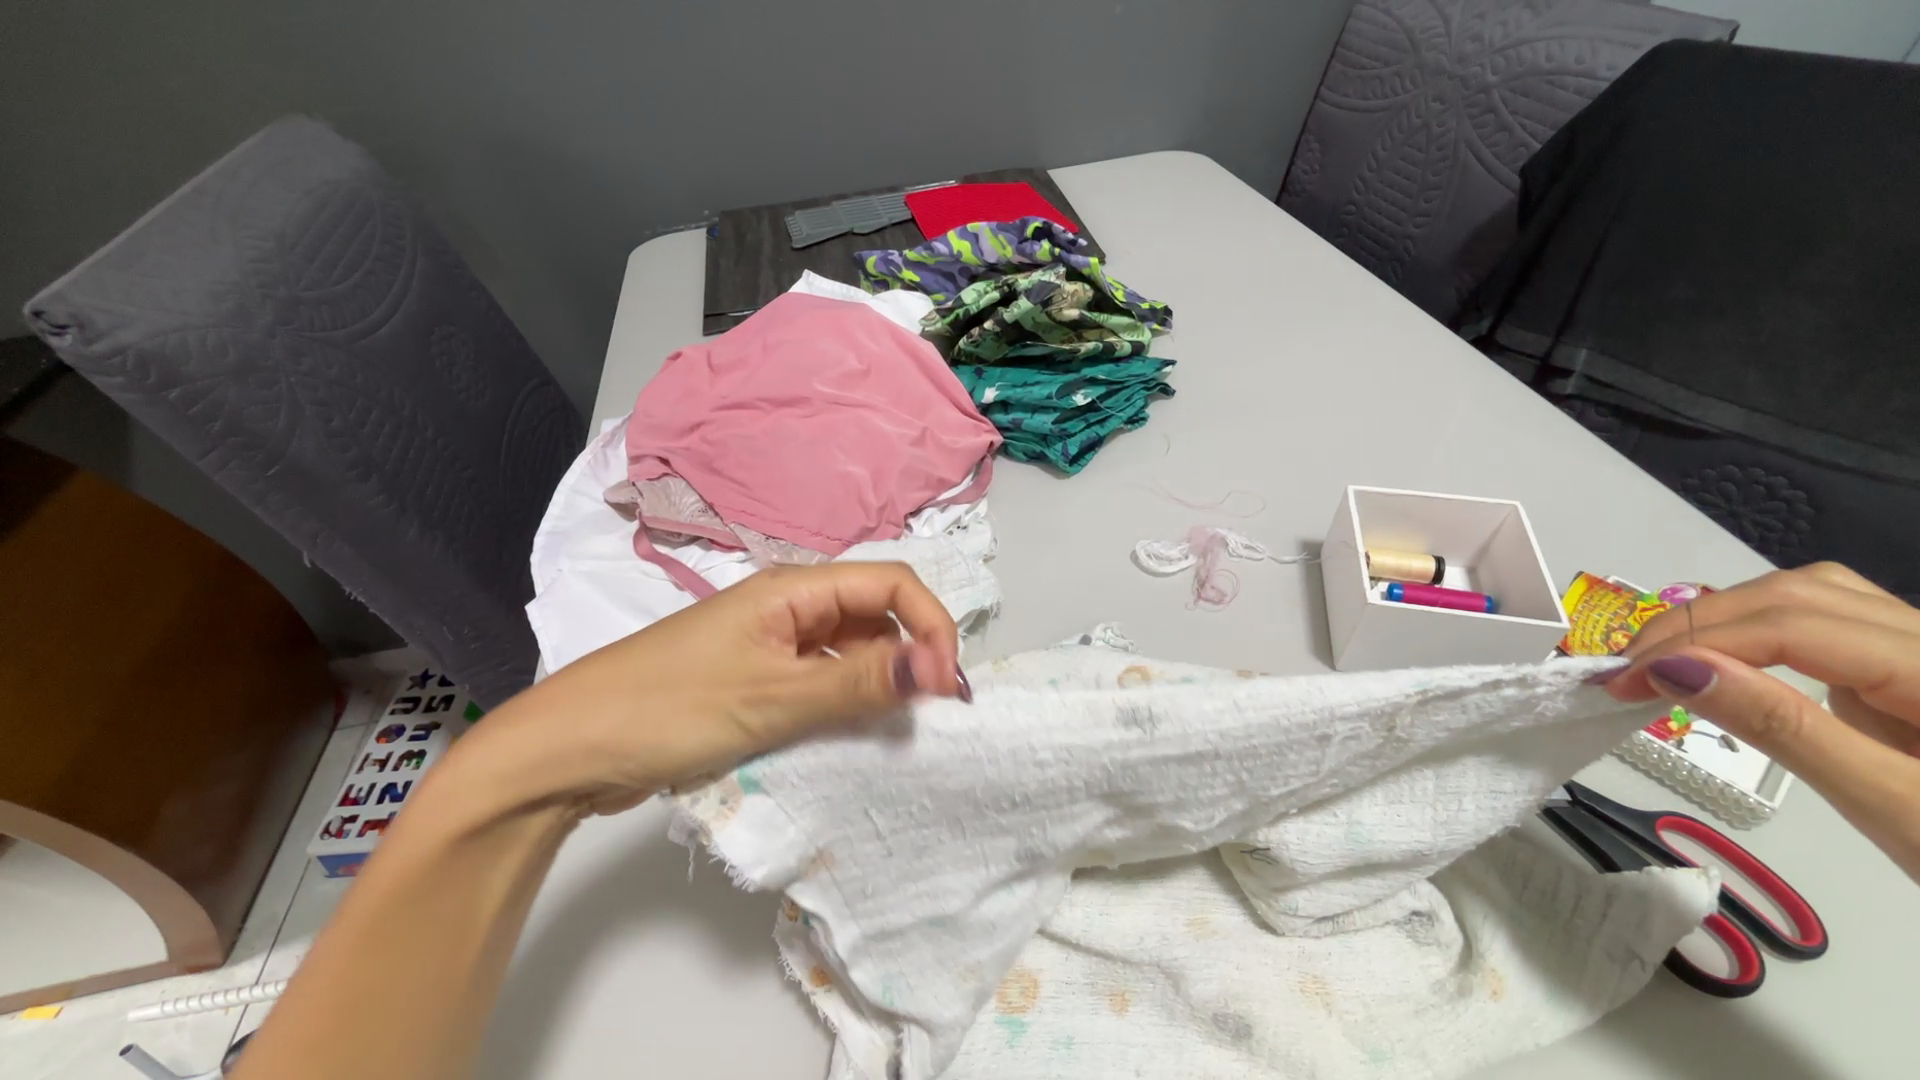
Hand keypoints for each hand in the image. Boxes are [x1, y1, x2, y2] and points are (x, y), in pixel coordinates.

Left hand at [469, 562, 967, 815]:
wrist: (568, 751)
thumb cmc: (669, 709)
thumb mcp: (773, 697)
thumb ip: (858, 682)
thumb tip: (939, 669)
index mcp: (793, 590)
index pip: (890, 583)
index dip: (930, 624)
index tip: (944, 686)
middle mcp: (787, 610)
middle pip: (873, 618)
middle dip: (909, 658)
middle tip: (929, 719)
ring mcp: (769, 649)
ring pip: (847, 656)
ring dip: (876, 689)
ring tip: (893, 738)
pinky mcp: (754, 684)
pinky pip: (818, 687)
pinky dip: (842, 710)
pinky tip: (849, 744)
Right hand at [1600, 562, 1919, 879]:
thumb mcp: (1893, 806)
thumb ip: (1784, 728)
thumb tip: (1676, 670)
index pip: (1794, 625)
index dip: (1695, 642)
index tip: (1619, 680)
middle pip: (1798, 594)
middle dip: (1698, 624)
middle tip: (1625, 670)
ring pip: (1811, 597)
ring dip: (1725, 619)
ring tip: (1665, 660)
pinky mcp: (1914, 667)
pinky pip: (1825, 623)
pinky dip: (1757, 630)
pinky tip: (1723, 662)